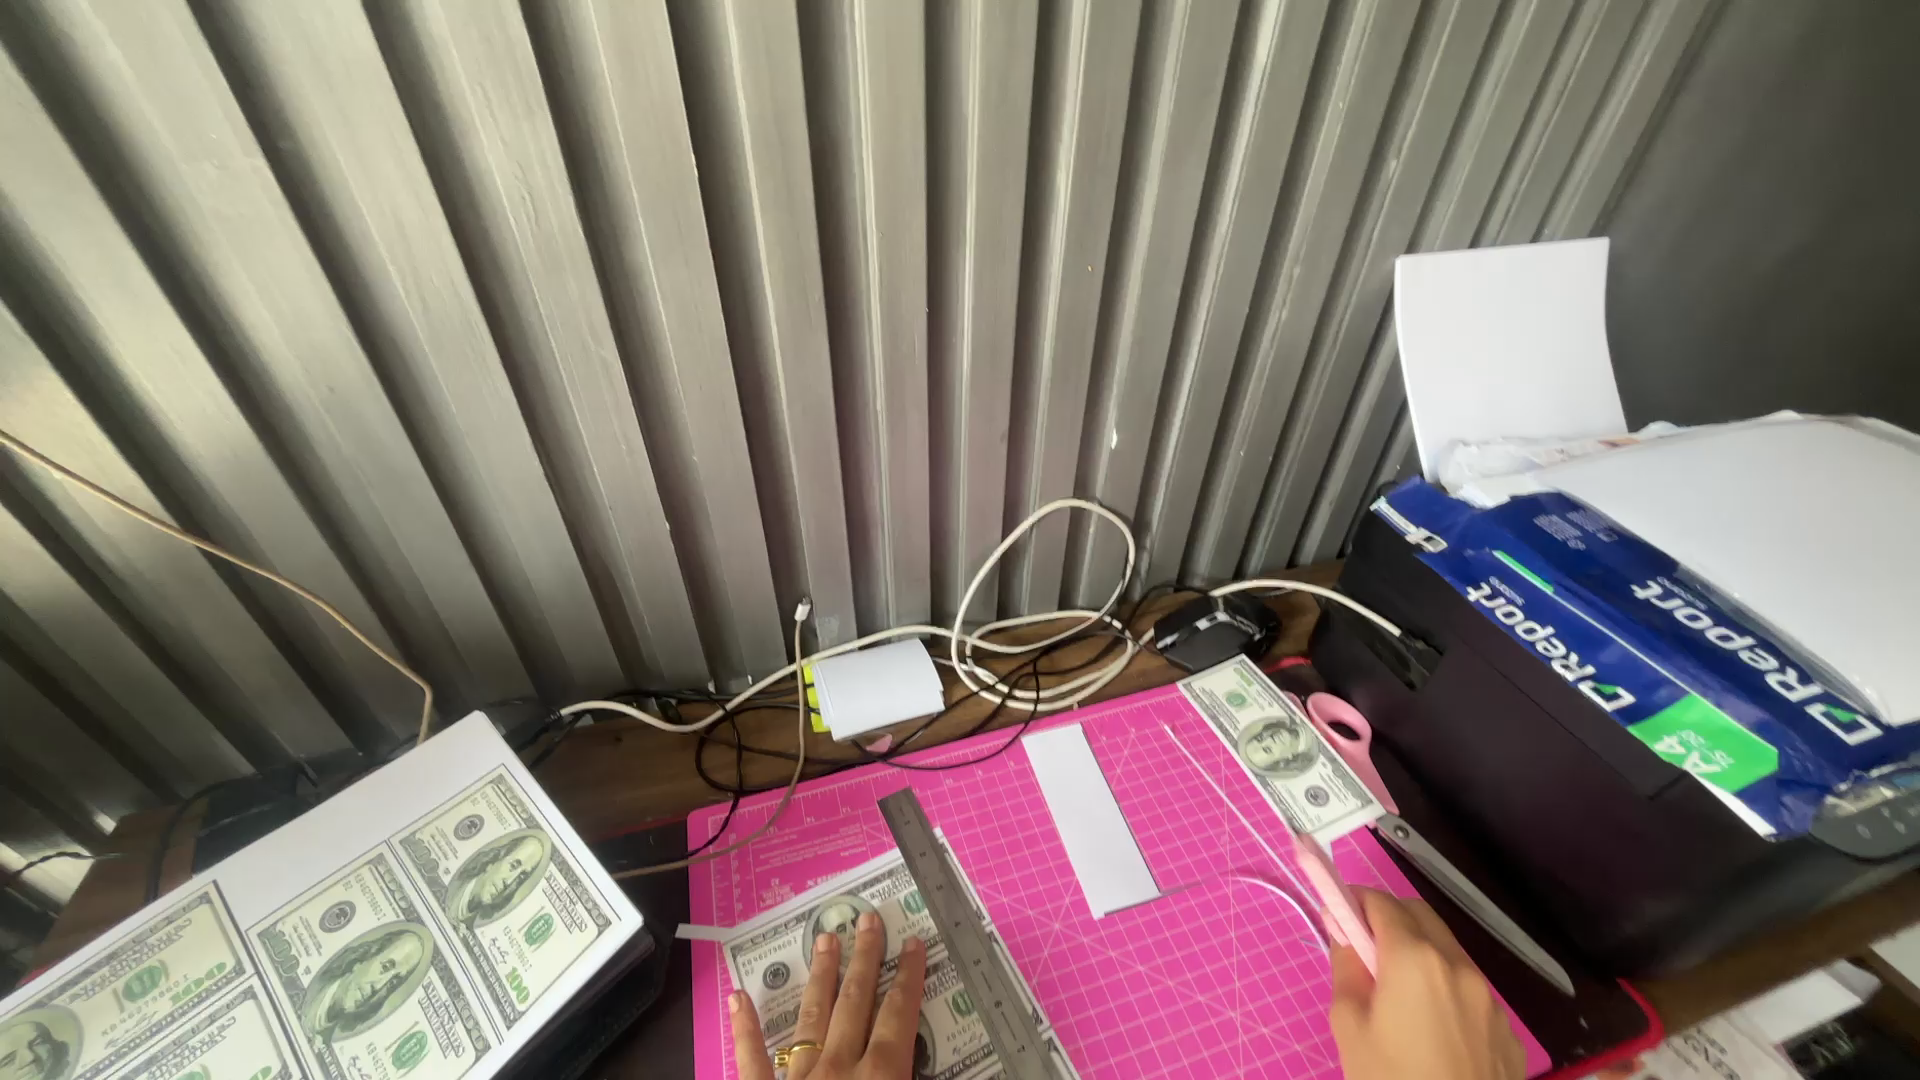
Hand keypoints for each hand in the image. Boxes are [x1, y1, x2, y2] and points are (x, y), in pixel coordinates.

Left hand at [730, 911, 926, 1079]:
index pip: (899, 1019)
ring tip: (823, 938)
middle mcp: (838, 1073)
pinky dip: (745, 1029)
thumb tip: (941, 1071)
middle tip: (866, 917)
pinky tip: (738, 995)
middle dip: (864, 959)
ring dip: (820, 976)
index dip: (908, 978)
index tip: (913, 942)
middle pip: (855, 1004)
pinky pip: (751, 1063)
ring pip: (811, 1018)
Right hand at [1330, 887, 1525, 1079]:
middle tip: (1362, 947)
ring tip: (1396, 992)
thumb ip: (1346, 965)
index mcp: (1414, 958)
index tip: (1338, 917)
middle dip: (1388, 917)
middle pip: (1419, 915)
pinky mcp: (1507, 1032)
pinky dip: (1444, 983)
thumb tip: (1343, 929)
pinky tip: (1430, 1025)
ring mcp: (1489, 1000)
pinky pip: (1468, 986)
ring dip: (1418, 948)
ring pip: (1447, 949)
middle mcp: (1457, 966)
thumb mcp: (1348, 1024)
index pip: (1380, 903)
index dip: (1354, 902)